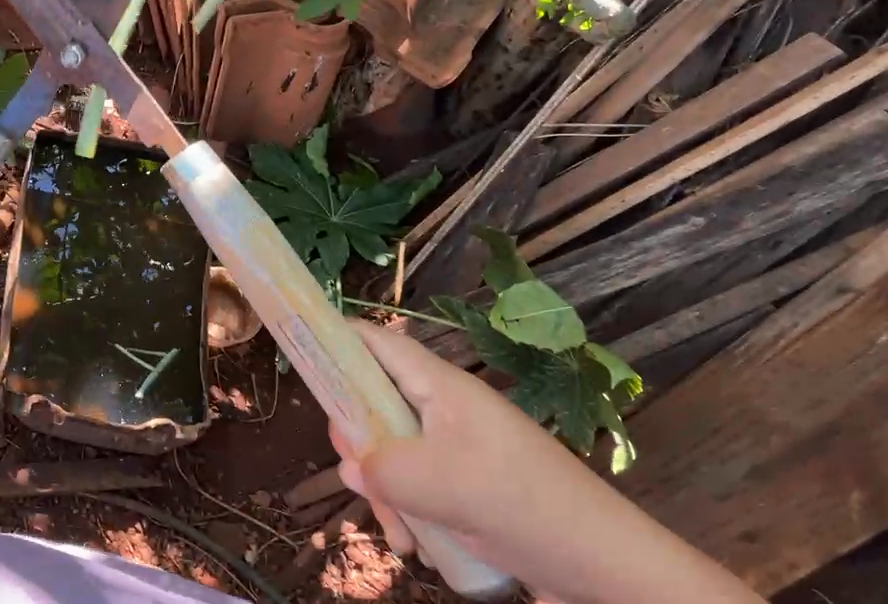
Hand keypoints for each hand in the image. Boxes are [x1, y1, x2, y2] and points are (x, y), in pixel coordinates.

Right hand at [331, 321, 760, 603]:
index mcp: (440, 388)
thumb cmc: (526, 506)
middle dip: (356, 443)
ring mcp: (456, 449)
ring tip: (397, 532)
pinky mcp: (466, 487)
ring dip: (381, 490)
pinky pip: (414, 486)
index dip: (332, 338)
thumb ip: (379, 467)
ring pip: (388, 452)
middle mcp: (444, 410)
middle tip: (361, 476)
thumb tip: (353, 466)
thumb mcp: (440, 484)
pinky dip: (405, 512)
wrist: (612, 572)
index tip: (298, 357)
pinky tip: (413, 545)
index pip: (374, 341)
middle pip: (370, 403)